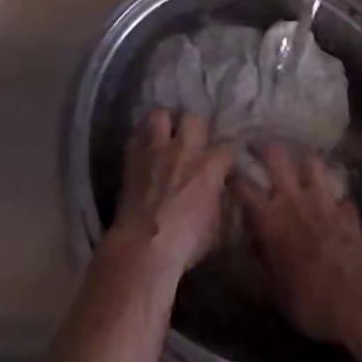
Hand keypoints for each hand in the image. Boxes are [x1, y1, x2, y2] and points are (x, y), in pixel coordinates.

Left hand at [110, 109, 235, 274]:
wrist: (144, 246)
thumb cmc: (186, 242)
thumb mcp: (217, 225)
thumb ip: (221, 198)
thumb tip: (222, 187)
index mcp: (209, 166)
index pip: (228, 144)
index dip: (229, 150)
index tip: (227, 157)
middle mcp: (183, 149)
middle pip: (194, 118)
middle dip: (197, 126)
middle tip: (195, 140)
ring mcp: (155, 149)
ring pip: (160, 115)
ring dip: (165, 122)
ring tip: (166, 133)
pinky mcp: (132, 156)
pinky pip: (136, 135)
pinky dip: (142, 139)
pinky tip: (144, 149)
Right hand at [235, 143, 361, 345]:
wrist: (359, 302)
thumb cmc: (308, 300)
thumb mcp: (273, 289)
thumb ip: (262, 260)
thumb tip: (254, 246)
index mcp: (268, 218)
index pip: (243, 186)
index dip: (233, 175)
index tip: (227, 171)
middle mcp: (293, 200)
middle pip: (277, 156)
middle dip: (267, 148)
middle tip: (261, 148)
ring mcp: (323, 201)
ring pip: (312, 162)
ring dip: (304, 161)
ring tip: (299, 163)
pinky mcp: (347, 211)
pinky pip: (340, 193)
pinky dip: (336, 195)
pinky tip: (335, 201)